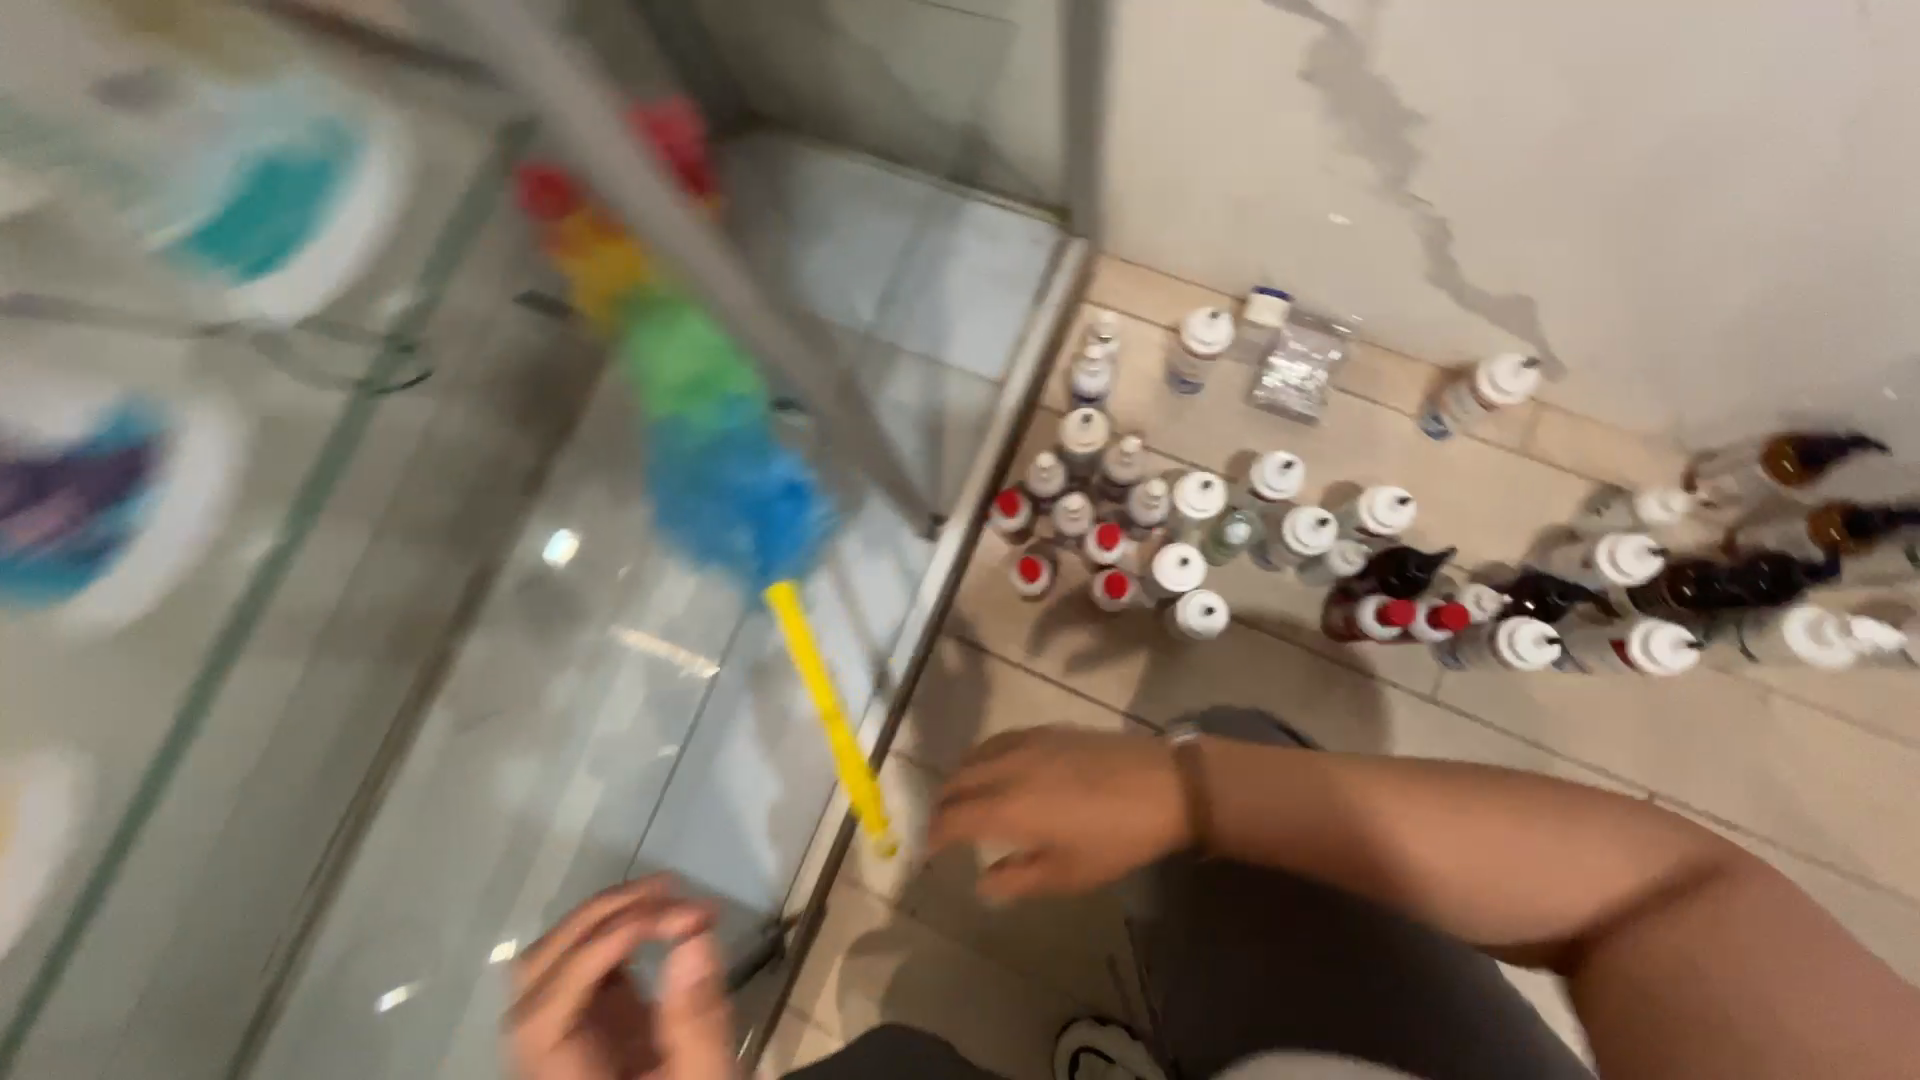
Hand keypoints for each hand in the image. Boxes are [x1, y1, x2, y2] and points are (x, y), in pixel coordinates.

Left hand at [507, 877, 734, 1079]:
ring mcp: (568, 1043)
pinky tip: (665, 923)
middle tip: (674, 894)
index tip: (665, 919)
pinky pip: (588, 970)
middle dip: (600, 920)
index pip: (542, 1015)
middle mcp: (547, 1065)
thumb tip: (695, 935)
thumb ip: (699, 1020)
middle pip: (535, 977)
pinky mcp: (594, 1028)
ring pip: (554, 963)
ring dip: (607, 918)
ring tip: (672, 898)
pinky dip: (621, 935)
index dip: (591, 954)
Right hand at [928, 727, 1191, 900]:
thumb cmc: (1117, 837)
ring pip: (972, 756)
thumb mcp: (1069, 873)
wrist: (1163, 784)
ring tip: (966, 800)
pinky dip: (982, 757)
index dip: (935, 835)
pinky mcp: (1045, 729)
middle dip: (942, 807)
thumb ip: (1018, 879)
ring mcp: (1025, 743)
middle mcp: (1006, 768)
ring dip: (960, 779)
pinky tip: (997, 770)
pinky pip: (997, 740)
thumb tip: (983, 883)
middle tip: (944, 830)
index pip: (952, 817)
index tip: (931, 852)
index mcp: (1007, 808)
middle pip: (955, 782)